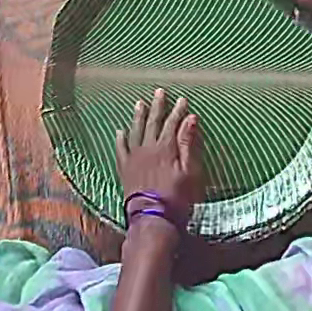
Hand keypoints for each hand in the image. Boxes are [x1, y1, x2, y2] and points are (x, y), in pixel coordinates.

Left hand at [116, 89, 203, 226]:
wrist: (151, 218)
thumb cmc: (176, 197)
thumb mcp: (189, 171)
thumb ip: (188, 144)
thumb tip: (191, 118)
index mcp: (165, 148)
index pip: (173, 124)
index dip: (178, 111)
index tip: (183, 100)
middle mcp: (148, 148)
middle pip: (153, 122)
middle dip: (158, 107)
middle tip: (159, 92)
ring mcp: (134, 157)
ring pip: (135, 131)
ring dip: (138, 116)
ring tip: (139, 103)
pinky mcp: (124, 168)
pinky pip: (121, 149)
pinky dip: (120, 138)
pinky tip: (120, 131)